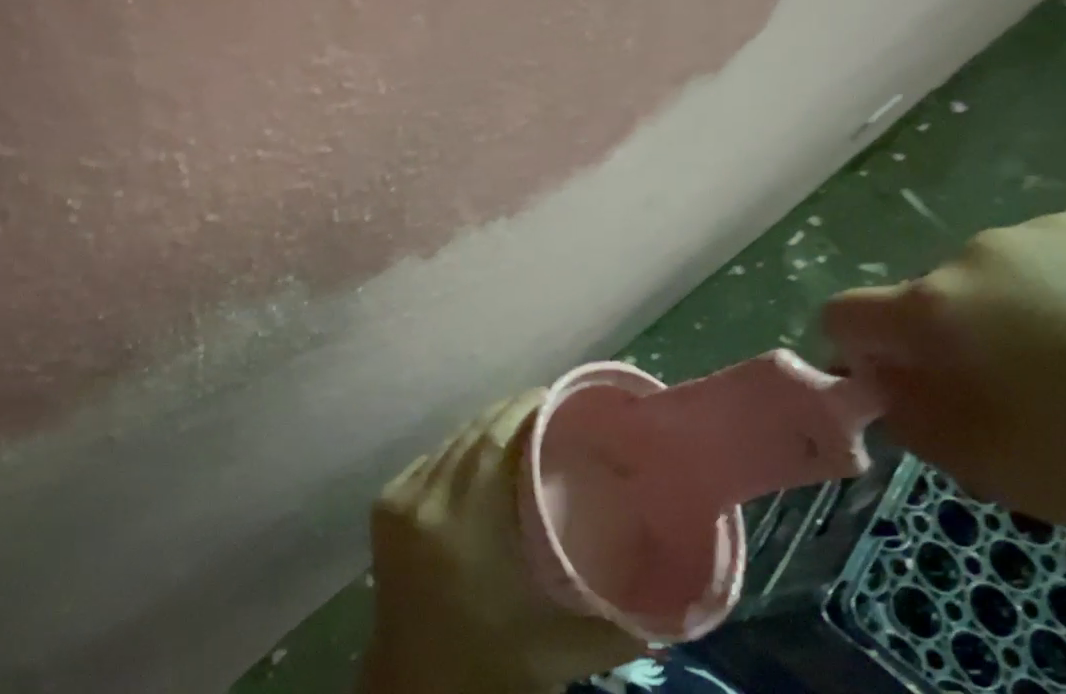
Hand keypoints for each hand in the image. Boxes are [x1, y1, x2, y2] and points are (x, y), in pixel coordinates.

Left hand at [361, 390, 643, 693]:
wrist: (413, 685)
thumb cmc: (488, 665)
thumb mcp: (561, 651)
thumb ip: (622, 625)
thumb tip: (682, 602)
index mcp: (465, 527)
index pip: (494, 440)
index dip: (526, 411)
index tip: (560, 400)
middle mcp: (426, 502)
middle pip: (472, 434)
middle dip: (510, 413)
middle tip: (550, 409)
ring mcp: (398, 500)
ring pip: (449, 443)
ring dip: (484, 429)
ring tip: (521, 426)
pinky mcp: (383, 504)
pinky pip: (429, 460)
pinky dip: (457, 450)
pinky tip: (481, 454)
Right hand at [824, 193, 1065, 583]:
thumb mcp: (1003, 472)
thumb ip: (912, 418)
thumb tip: (880, 379)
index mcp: (940, 310)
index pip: (845, 315)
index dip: (864, 354)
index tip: (913, 389)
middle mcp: (983, 249)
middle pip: (938, 294)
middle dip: (965, 338)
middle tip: (1041, 395)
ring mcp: (1065, 222)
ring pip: (1013, 270)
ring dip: (1035, 309)